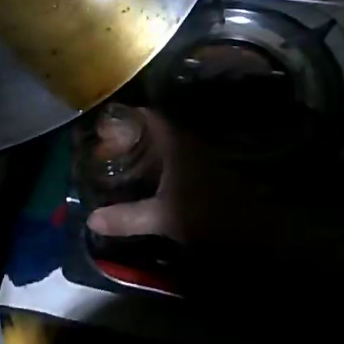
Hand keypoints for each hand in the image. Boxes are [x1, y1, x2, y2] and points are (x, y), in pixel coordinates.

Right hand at [85, 108, 295, 251]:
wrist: (254, 228)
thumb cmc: (206, 213)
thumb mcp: (161, 218)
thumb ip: (125, 218)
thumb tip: (90, 219)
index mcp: (175, 142)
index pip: (145, 115)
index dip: (122, 117)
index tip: (100, 128)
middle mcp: (186, 141)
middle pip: (152, 129)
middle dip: (128, 136)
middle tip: (103, 148)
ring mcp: (198, 155)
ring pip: (164, 144)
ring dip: (143, 151)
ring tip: (119, 164)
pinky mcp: (205, 170)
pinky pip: (174, 158)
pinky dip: (157, 164)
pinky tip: (145, 181)